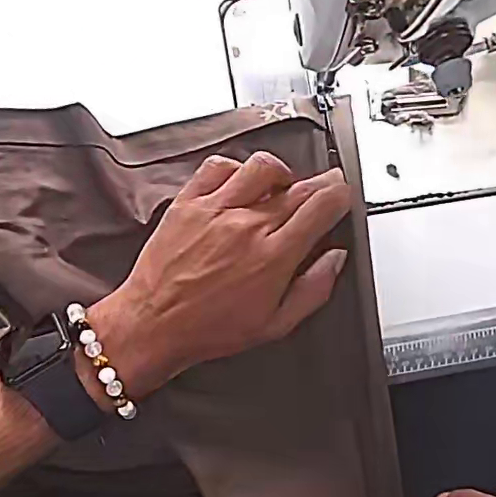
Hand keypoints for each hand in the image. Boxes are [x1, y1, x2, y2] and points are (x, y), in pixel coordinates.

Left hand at [85, 151, 351, 395]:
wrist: (153, 324)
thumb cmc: (208, 329)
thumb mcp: (274, 325)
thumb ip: (313, 289)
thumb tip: (334, 259)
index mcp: (273, 256)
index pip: (321, 206)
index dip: (340, 195)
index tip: (342, 196)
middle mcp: (247, 226)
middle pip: (299, 186)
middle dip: (321, 183)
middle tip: (325, 187)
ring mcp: (215, 209)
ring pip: (262, 167)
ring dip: (281, 172)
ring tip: (282, 185)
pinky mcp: (187, 203)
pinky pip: (218, 166)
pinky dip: (236, 168)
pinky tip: (240, 183)